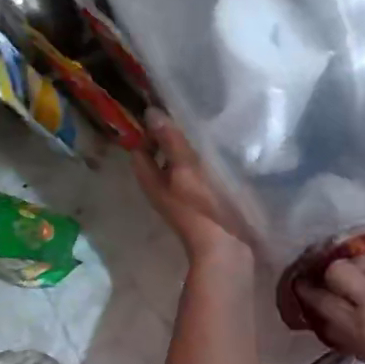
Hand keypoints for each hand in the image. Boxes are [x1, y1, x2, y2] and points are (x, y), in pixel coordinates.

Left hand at [131, 113, 250, 267]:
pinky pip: (194, 181)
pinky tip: (217, 161)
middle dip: (167, 140)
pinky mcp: (200, 207)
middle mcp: (161, 190)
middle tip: (187, 120)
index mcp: (151, 182)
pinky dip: (200, 168)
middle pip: (157, 160)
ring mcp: (181, 200)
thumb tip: (151, 112)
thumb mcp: (185, 170)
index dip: (147, 132)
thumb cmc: (202, 210)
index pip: (139, 150)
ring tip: (204, 136)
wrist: (225, 251)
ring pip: (177, 170)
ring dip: (186, 154)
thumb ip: (170, 142)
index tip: (166, 114)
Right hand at [296, 255, 364, 363]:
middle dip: (329, 272)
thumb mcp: (364, 355)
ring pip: (362, 259)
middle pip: (338, 270)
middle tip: (331, 279)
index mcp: (361, 329)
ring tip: (357, 274)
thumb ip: (340, 331)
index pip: (323, 301)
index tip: (300, 285)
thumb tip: (318, 310)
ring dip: (355, 266)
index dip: (306, 291)